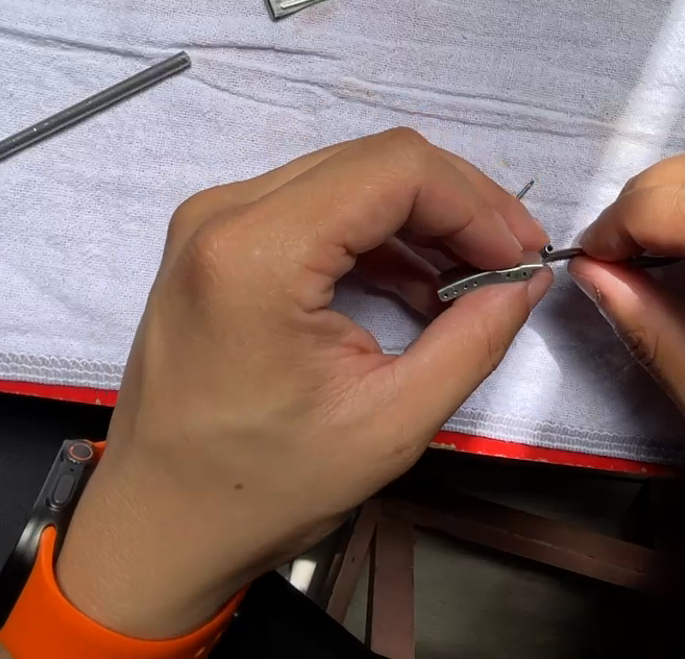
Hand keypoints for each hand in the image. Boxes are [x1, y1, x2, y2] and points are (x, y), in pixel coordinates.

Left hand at [53, 129, 549, 638]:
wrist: (156, 524)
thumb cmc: (264, 488)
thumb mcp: (391, 425)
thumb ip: (474, 341)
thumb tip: (528, 280)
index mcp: (258, 251)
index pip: (395, 169)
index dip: (473, 203)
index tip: (518, 255)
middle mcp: (228, 209)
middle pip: (378, 161)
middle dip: (459, 205)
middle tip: (511, 259)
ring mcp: (219, 216)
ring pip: (355, 175)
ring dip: (425, 217)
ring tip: (475, 275)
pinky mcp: (224, 233)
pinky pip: (325, 204)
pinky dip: (384, 234)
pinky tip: (421, 283)